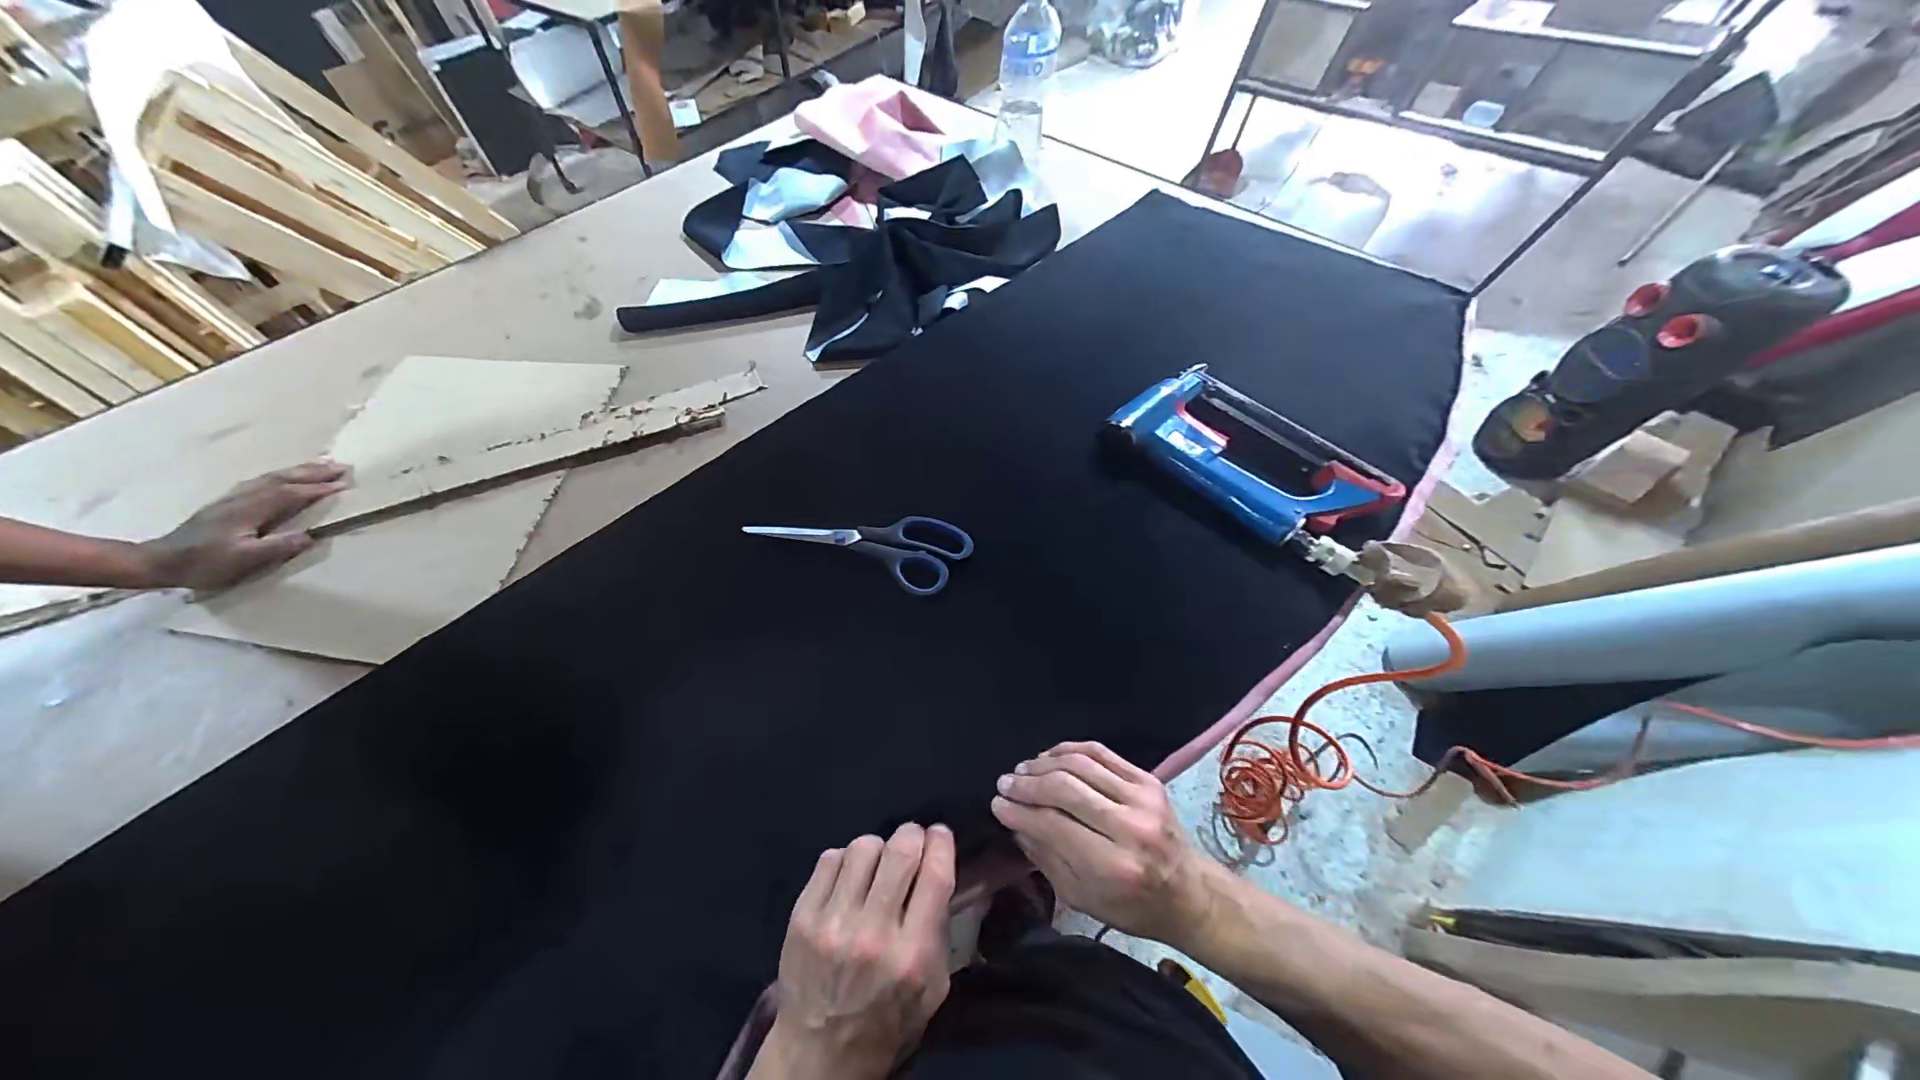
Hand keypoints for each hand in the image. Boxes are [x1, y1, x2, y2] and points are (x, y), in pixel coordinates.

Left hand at [138, 463, 348, 589]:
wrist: (157, 562)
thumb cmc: (204, 563)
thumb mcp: (244, 560)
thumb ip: (277, 547)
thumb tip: (311, 536)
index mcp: (250, 510)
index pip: (290, 494)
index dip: (318, 489)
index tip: (345, 484)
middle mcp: (242, 499)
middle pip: (282, 479)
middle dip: (313, 472)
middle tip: (341, 466)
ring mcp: (232, 499)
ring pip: (271, 478)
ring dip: (298, 470)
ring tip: (321, 465)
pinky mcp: (227, 504)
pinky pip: (260, 482)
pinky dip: (280, 476)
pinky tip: (285, 477)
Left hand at [754, 823, 955, 1079]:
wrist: (818, 1056)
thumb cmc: (886, 1022)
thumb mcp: (933, 988)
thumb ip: (939, 930)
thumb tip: (938, 869)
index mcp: (912, 955)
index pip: (934, 876)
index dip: (941, 844)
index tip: (940, 834)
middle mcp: (873, 934)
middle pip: (899, 851)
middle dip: (912, 835)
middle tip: (912, 840)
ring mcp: (832, 924)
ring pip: (863, 847)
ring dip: (877, 848)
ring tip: (877, 864)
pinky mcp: (801, 918)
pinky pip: (829, 859)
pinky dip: (845, 861)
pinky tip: (849, 879)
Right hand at [991, 741, 1218, 944]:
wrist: (1189, 892)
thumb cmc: (1131, 906)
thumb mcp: (1081, 897)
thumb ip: (1045, 856)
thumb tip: (1013, 819)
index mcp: (1113, 866)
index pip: (1053, 825)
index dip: (1019, 811)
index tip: (997, 804)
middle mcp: (1130, 827)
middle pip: (1064, 788)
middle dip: (1027, 784)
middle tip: (1005, 783)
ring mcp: (1143, 798)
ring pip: (1080, 764)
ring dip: (1043, 763)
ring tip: (1023, 770)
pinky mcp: (1148, 779)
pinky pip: (1100, 752)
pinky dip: (1069, 750)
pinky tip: (1049, 757)